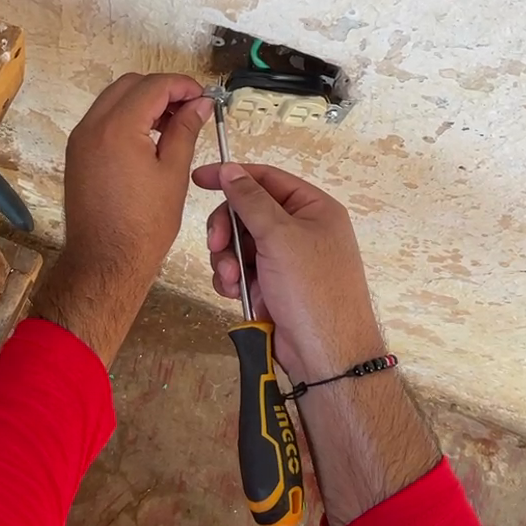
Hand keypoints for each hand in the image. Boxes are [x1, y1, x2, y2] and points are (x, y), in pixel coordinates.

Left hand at [39, 73, 210, 365]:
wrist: (105, 261)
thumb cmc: (145, 224)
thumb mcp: (173, 172)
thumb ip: (185, 130)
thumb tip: (199, 104)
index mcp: (117, 128)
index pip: (153, 86)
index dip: (182, 85)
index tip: (203, 97)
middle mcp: (92, 125)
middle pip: (130, 85)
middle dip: (162, 89)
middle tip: (190, 108)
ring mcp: (80, 139)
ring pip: (114, 99)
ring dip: (143, 101)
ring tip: (173, 123)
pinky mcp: (77, 153)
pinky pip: (103, 119)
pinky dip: (127, 116)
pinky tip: (149, 136)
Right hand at [192, 163, 385, 383]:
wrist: (326, 355)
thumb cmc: (311, 288)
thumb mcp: (279, 235)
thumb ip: (250, 199)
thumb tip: (231, 169)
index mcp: (313, 208)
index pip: (267, 178)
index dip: (232, 176)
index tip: (199, 180)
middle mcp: (301, 229)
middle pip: (248, 212)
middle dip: (228, 229)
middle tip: (216, 244)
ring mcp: (286, 259)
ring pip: (240, 243)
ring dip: (228, 258)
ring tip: (232, 280)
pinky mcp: (273, 285)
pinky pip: (241, 269)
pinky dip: (232, 278)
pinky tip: (234, 293)